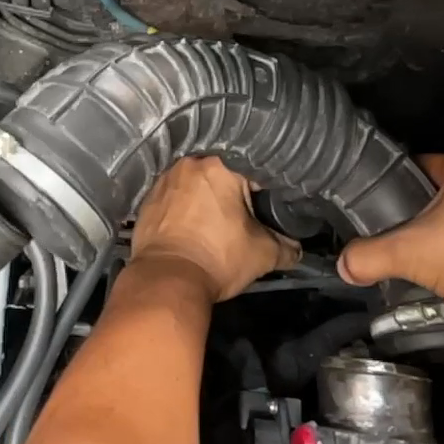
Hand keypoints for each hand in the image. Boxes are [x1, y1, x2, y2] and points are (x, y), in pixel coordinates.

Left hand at [130, 156, 300, 302]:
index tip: (263, 209)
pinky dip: (181, 210)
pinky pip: (172, 198)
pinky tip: (188, 228)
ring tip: (212, 224)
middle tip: (238, 219)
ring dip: (202, 200)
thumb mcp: (263, 254)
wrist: (167, 279)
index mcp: (220, 166)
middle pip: (218, 175)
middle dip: (228, 195)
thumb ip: (286, 246)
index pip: (251, 171)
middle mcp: (189, 164)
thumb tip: (296, 248)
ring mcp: (164, 180)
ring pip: (193, 185)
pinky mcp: (147, 199)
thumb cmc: (218, 258)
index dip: (260, 192)